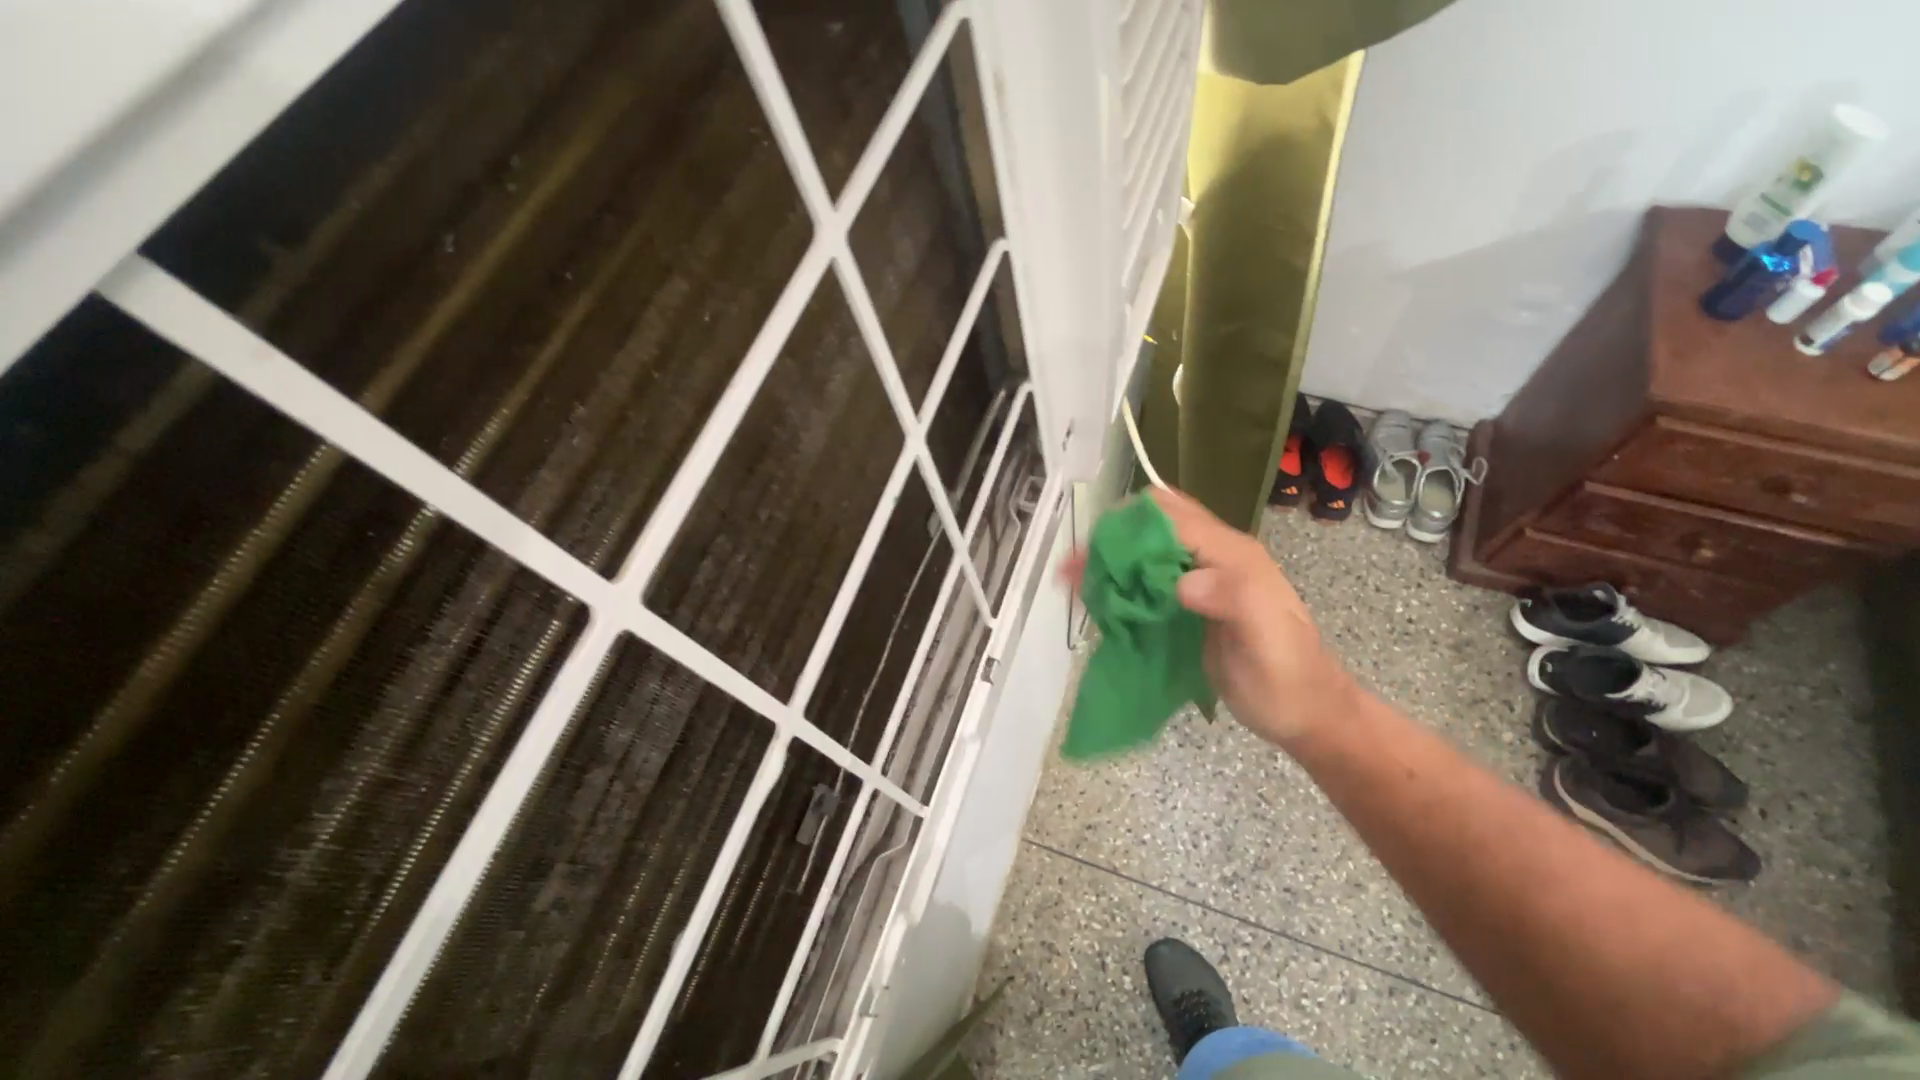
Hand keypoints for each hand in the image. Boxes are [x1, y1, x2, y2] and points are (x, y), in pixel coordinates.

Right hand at [1064, 488, 1354, 744]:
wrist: (1308, 715)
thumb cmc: (1288, 679)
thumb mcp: (1269, 640)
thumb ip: (1235, 600)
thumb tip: (1184, 581)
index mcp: (1233, 556)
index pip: (1172, 519)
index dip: (1131, 528)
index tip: (1093, 553)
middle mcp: (1215, 559)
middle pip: (1155, 526)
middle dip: (1112, 540)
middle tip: (1074, 568)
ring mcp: (1203, 582)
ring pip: (1148, 552)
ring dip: (1111, 562)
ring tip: (1072, 583)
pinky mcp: (1191, 607)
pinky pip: (1150, 583)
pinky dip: (1121, 586)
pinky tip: (1097, 603)